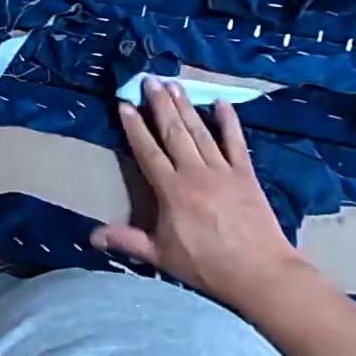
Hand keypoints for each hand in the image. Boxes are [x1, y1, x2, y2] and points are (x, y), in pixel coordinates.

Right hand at [91, 77, 313, 309]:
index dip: (135, 126)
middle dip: (160, 104)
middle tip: (150, 80)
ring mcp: (223, 172)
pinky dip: (229, 122)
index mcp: (171, 190)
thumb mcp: (161, 256)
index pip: (147, 150)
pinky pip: (236, 143)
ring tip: (174, 84)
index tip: (125, 104)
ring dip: (186, 107)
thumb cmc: (207, 266)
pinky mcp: (246, 176)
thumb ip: (126, 240)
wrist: (262, 276)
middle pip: (173, 132)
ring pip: (200, 132)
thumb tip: (92, 236)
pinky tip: (222, 103)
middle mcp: (195, 173)